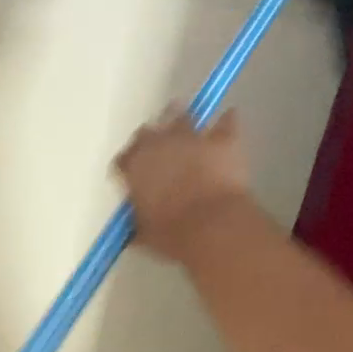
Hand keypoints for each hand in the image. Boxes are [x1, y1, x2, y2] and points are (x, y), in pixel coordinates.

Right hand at [113, 106, 253, 261]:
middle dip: (153, 140)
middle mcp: (159, 144)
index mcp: (135, 167)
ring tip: (186, 128)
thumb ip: (137, 222)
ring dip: (182, 121)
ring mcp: (191, 137)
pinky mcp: (223, 139)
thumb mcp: (145, 234)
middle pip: (149, 131)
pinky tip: (228, 120)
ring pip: (182, 116)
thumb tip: (134, 227)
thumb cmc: (172, 235)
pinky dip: (226, 122)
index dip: (130, 166)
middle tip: (159, 153)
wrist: (212, 227)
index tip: (134, 175)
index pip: (124, 159)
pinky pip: (226, 122)